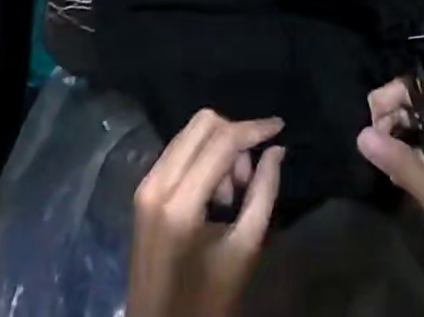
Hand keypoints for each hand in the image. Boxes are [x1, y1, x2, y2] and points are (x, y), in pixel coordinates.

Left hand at [129, 110, 286, 316]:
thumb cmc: (206, 299)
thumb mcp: (245, 248)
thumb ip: (264, 191)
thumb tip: (276, 149)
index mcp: (180, 204)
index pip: (222, 141)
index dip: (255, 128)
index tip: (280, 126)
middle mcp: (157, 184)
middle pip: (203, 124)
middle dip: (235, 136)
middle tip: (250, 174)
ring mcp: (145, 185)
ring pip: (190, 132)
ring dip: (219, 147)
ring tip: (233, 192)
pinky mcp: (143, 191)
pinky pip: (179, 150)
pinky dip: (203, 156)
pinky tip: (215, 191)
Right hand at [356, 80, 423, 316]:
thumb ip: (403, 165)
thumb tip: (360, 133)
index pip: (416, 89)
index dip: (387, 102)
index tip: (365, 132)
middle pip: (419, 107)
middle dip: (390, 123)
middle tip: (369, 154)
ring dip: (400, 144)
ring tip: (380, 167)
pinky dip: (414, 161)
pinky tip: (400, 180)